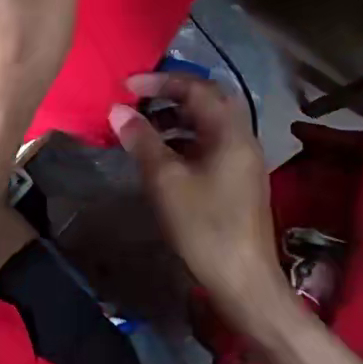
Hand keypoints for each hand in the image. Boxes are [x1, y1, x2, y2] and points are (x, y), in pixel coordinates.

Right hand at [110, 73, 289, 321]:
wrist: (243, 281)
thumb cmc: (205, 227)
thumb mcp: (166, 181)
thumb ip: (142, 141)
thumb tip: (118, 110)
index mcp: (231, 132)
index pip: (197, 89)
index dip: (161, 82)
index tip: (127, 86)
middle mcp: (243, 138)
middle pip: (208, 101)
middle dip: (171, 96)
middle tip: (138, 100)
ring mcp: (244, 161)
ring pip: (209, 124)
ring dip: (177, 119)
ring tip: (143, 128)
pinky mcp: (239, 181)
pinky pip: (211, 145)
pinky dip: (185, 140)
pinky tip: (163, 156)